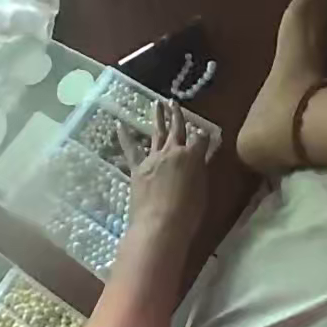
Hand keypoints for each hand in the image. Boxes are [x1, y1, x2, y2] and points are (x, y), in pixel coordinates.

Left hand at [119, 99, 209, 253]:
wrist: (159, 224)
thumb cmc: (188, 213)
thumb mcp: (201, 191)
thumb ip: (199, 171)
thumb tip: (199, 160)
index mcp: (192, 156)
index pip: (201, 140)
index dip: (205, 136)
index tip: (207, 133)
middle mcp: (173, 152)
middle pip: (177, 129)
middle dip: (178, 115)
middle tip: (175, 103)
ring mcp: (153, 158)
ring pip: (157, 134)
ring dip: (158, 118)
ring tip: (158, 103)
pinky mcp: (138, 169)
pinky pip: (131, 150)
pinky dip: (124, 137)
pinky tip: (119, 125)